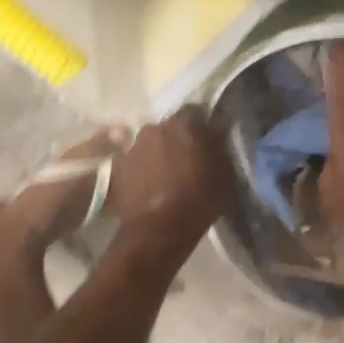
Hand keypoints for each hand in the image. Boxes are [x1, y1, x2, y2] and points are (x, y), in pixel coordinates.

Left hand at [108, 106, 233, 253]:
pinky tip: (153, 184)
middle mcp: (154, 128)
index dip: (203, 125)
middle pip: (170, 128)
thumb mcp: (224, 175)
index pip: (196, 111)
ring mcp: (133, 147)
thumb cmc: (197, 201)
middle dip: (180, 139)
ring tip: (170, 173)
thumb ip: (220, 148)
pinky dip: (145, 168)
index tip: (210, 139)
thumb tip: (217, 134)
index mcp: (182, 124)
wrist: (157, 231)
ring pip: (152, 144)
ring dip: (161, 153)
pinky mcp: (119, 168)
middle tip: (190, 157)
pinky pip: (137, 161)